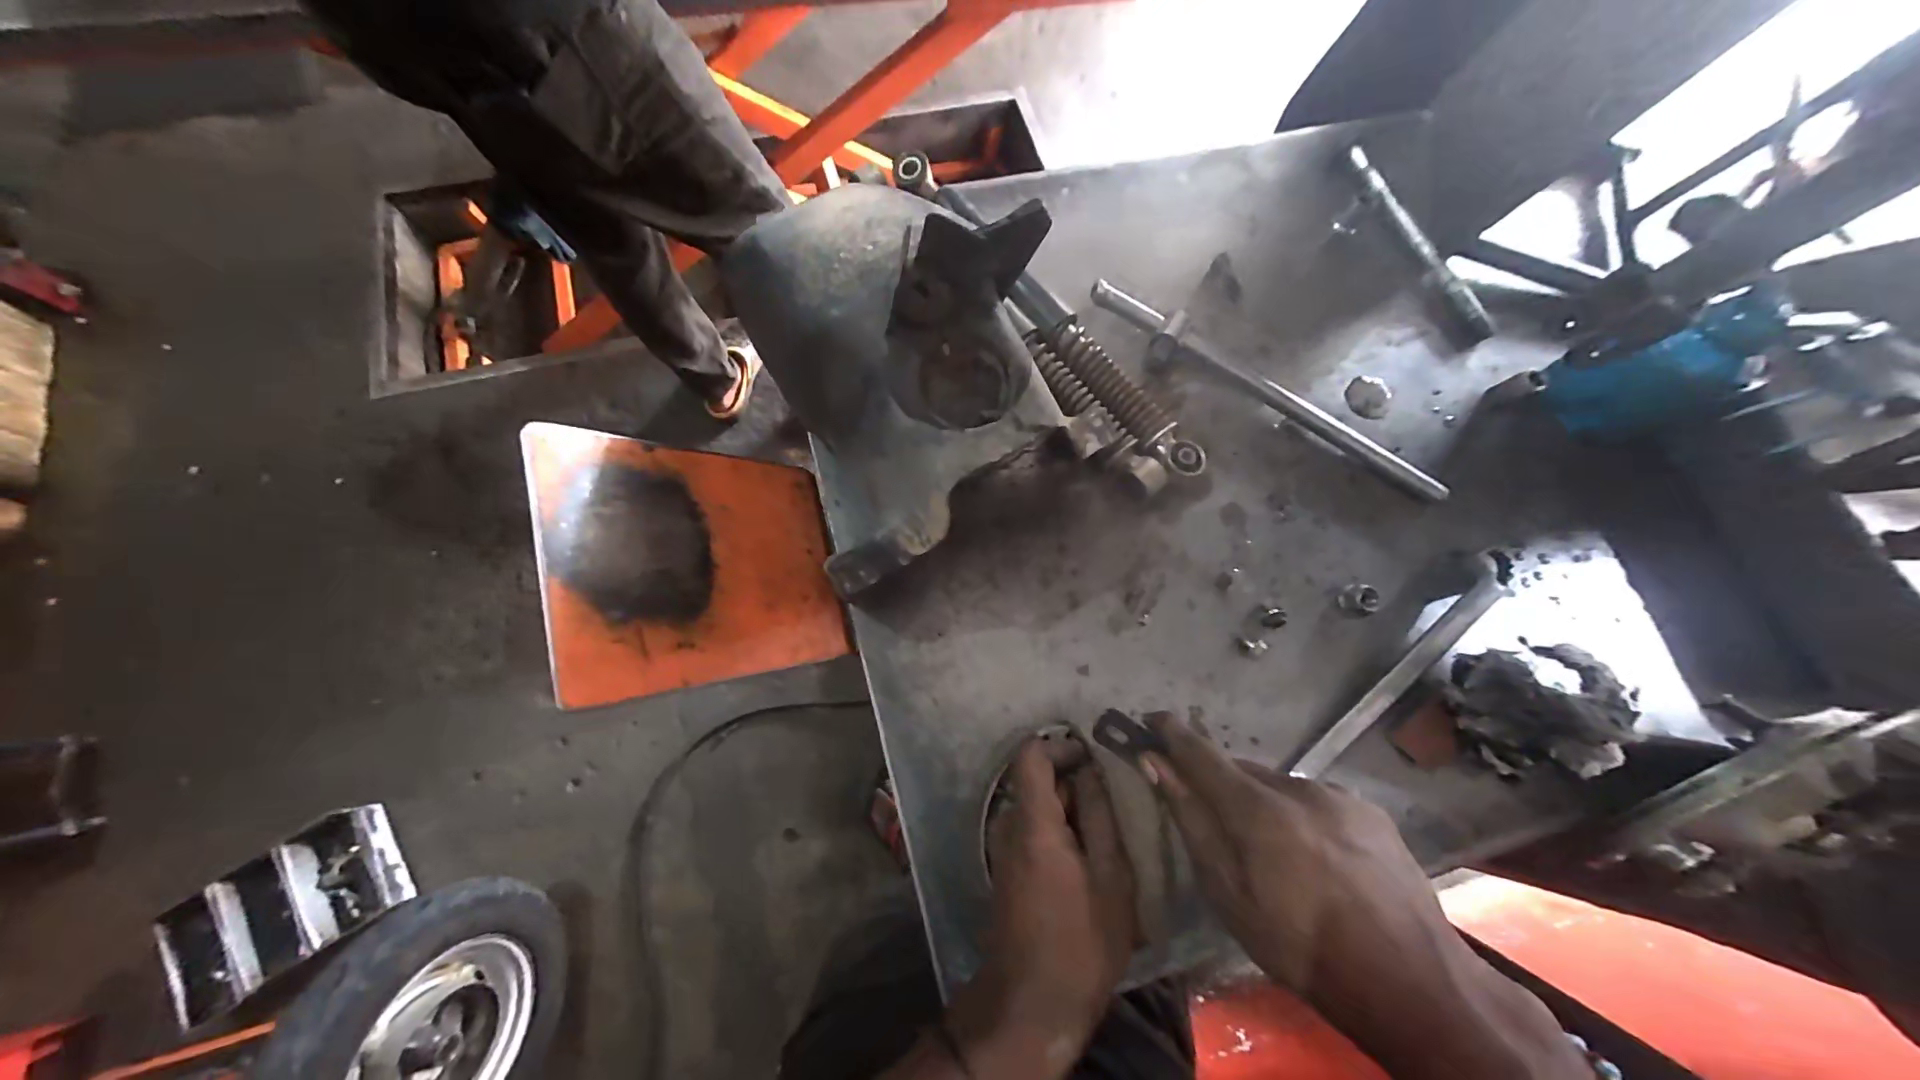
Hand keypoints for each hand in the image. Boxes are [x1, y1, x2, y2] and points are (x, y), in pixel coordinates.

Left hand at [946, 737, 1137, 1077]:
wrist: (1033, 1003)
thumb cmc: (1082, 941)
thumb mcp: (1110, 876)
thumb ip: (1099, 816)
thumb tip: (1090, 770)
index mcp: (1032, 822)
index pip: (1031, 754)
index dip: (1061, 745)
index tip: (1095, 758)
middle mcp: (1007, 826)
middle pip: (1036, 780)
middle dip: (1074, 783)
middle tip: (1115, 805)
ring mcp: (1002, 848)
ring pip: (1037, 806)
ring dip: (1070, 811)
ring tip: (1109, 838)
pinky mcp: (1006, 868)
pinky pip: (1032, 830)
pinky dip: (1059, 831)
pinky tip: (1089, 861)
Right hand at [1141, 713, 1438, 991]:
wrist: (1410, 983)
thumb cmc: (1299, 947)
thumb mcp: (1228, 893)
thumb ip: (1192, 822)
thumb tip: (1157, 765)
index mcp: (1258, 810)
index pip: (1202, 754)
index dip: (1172, 733)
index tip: (1150, 718)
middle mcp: (1298, 787)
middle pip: (1241, 771)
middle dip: (1221, 784)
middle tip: (1216, 820)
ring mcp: (1340, 796)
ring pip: (1281, 786)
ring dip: (1264, 803)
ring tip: (1273, 850)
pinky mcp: (1370, 811)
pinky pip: (1317, 800)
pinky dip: (1301, 815)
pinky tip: (1315, 856)